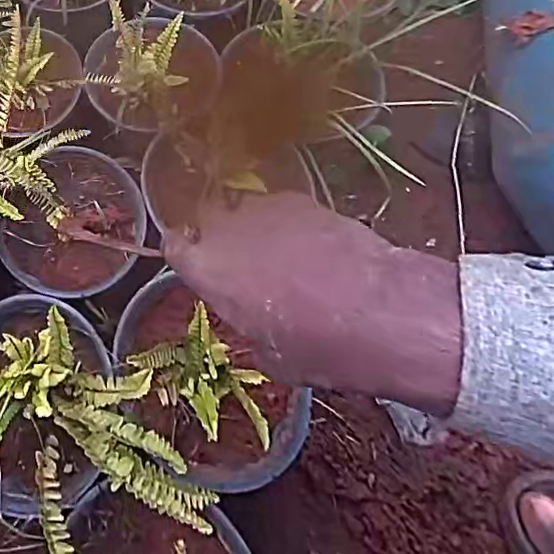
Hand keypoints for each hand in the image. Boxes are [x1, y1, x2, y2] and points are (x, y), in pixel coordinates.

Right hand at [161, 190, 463, 414]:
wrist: (381, 310)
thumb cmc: (319, 346)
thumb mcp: (270, 355)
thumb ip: (244, 320)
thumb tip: (253, 311)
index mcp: (207, 268)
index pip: (172, 245)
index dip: (183, 253)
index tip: (196, 264)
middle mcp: (225, 229)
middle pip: (205, 219)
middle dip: (216, 235)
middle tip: (240, 261)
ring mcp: (262, 208)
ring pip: (242, 209)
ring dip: (251, 226)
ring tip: (281, 254)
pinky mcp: (298, 198)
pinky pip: (279, 208)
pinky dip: (287, 222)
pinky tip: (313, 245)